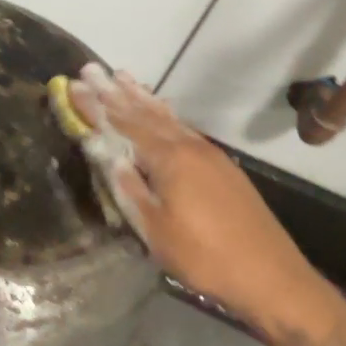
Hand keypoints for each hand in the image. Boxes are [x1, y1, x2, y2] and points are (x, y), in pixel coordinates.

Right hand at [69, 65, 320, 320]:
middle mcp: (188, 147)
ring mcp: (208, 155)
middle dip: (115, 93)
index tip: (74, 84)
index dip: (96, 106)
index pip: (122, 125)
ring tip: (121, 77)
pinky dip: (164, 114)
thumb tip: (108, 156)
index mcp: (169, 159)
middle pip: (144, 114)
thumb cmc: (204, 256)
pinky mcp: (221, 167)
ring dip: (140, 97)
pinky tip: (160, 110)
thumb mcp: (154, 229)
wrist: (271, 276)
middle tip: (91, 68)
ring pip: (166, 118)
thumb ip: (128, 188)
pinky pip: (182, 128)